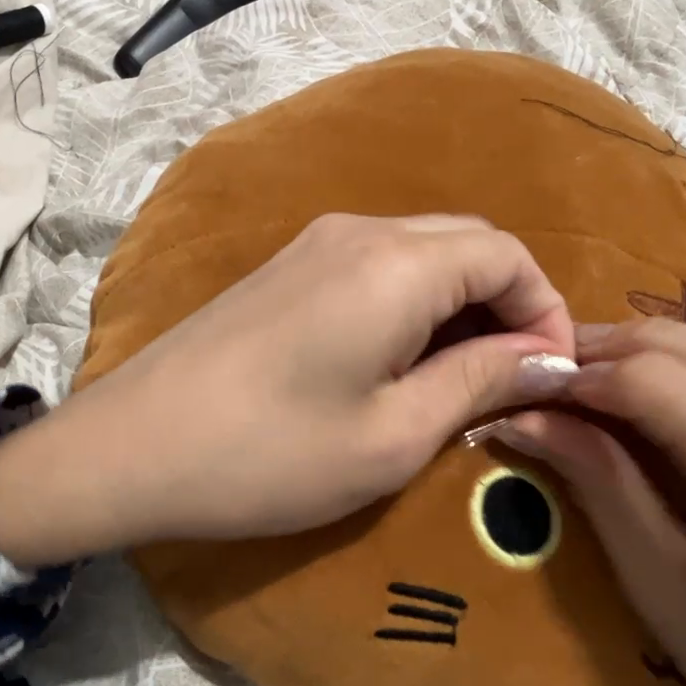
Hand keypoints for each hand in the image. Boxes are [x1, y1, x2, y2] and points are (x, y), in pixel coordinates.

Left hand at [0, 213, 576, 566]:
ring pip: (421, 249)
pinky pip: (376, 262)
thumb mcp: (393, 436)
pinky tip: (401, 358)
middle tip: (511, 380)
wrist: (134, 445)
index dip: (546, 310)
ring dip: (459, 301)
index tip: (552, 377)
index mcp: (396, 264)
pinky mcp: (286, 264)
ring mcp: (314, 241)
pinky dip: (412, 299)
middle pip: (466, 241)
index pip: (506, 253)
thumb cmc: (270, 454)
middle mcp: (359, 230)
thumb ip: (479, 381)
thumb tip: (550, 357)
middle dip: (507, 301)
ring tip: (462, 378)